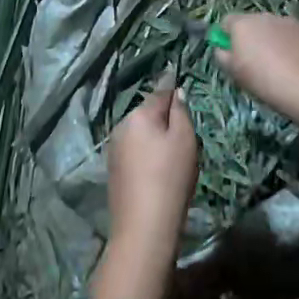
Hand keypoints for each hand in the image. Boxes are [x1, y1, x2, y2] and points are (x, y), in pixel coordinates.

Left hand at [106, 72, 198, 255]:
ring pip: (140, 132)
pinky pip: (134, 150)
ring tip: (173, 151)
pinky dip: (146, 151)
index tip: (176, 73)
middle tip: (185, 128)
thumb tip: (175, 91)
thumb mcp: (184, 139)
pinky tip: (157, 167)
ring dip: (153, 134)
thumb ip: (180, 111)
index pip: (159, 91)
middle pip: (147, 112)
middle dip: (163, 114)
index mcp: (139, 114)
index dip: (171, 84)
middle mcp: (121, 125)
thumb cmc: (170, 176)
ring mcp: (114, 148)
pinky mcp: (114, 169)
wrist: (144, 224)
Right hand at [212, 14, 298, 122]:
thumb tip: (222, 48)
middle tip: (254, 63)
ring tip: (278, 66)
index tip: (231, 54)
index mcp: (242, 24)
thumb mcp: (234, 73)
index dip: (226, 36)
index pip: (226, 21)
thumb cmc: (264, 81)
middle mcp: (265, 16)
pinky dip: (291, 44)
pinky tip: (296, 64)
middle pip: (251, 23)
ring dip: (272, 40)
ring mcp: (288, 21)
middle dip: (251, 38)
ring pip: (273, 28)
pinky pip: (292, 34)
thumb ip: (222, 56)